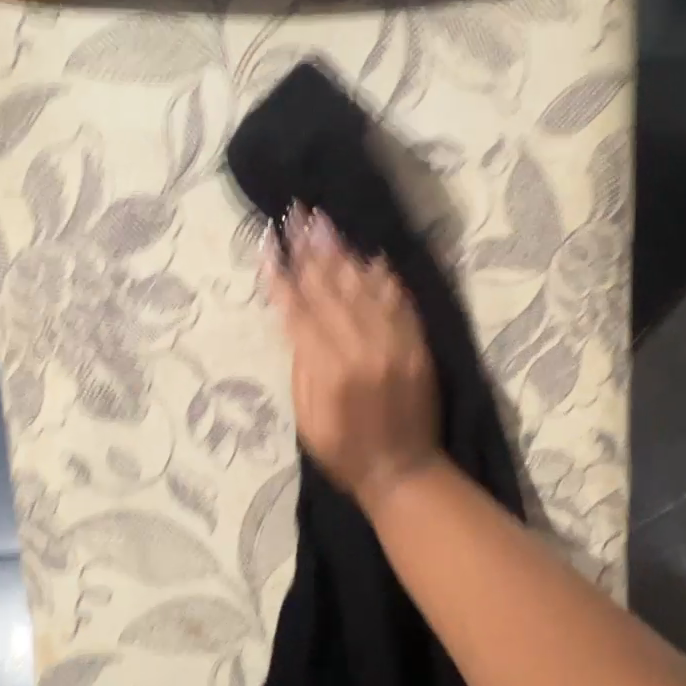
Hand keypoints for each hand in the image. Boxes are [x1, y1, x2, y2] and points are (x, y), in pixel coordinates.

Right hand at [264, 205, 442, 510]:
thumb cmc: (343, 452)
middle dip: (310, 250)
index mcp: (329, 370)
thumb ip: (303, 365)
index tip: (267, 244)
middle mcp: (362, 349)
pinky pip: (399, 303)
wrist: (404, 471)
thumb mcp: (307, 418)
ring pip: (364, 288)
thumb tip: (295, 319)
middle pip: (330, 289)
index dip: (281, 276)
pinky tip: (371, 257)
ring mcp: (395, 344)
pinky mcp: (418, 346)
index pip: (298, 310)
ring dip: (343, 254)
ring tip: (325, 223)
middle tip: (297, 214)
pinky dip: (384, 279)